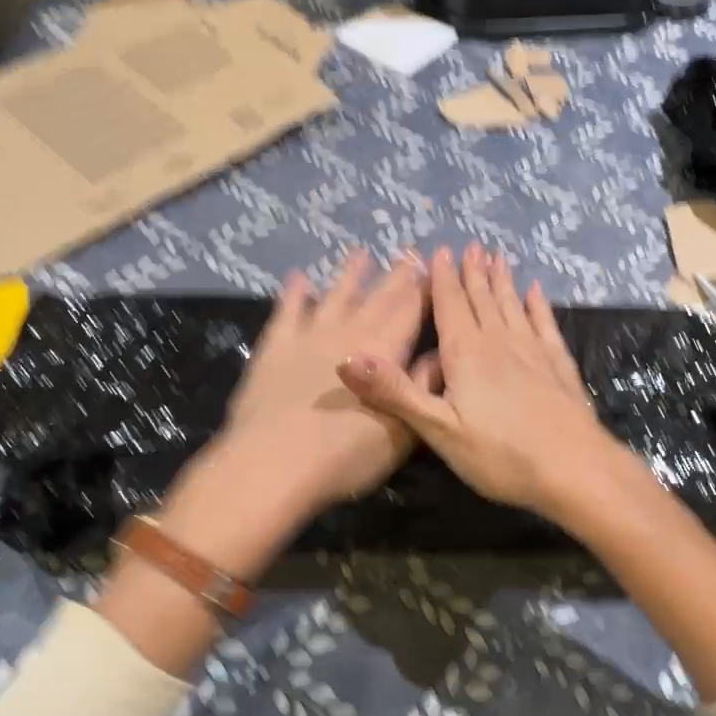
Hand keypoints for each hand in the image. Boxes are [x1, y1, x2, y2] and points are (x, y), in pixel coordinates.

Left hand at [149, 251, 436, 575]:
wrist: (272, 463)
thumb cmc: (347, 454)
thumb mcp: (403, 430)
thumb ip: (422, 387)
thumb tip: (442, 355)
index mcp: (386, 351)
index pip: (411, 310)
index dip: (425, 289)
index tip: (435, 269)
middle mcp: (350, 333)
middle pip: (379, 298)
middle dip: (396, 275)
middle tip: (410, 252)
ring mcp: (310, 336)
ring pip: (336, 296)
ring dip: (350, 275)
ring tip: (361, 253)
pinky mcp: (275, 348)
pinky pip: (288, 311)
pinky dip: (296, 293)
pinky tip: (300, 278)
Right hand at [338, 244, 642, 521]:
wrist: (574, 468)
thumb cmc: (501, 454)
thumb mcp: (438, 430)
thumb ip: (395, 392)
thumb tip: (347, 357)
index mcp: (467, 354)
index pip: (451, 306)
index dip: (443, 279)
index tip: (441, 251)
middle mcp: (500, 342)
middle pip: (482, 299)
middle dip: (473, 273)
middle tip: (471, 246)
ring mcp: (533, 351)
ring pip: (512, 305)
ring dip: (502, 281)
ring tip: (497, 257)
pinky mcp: (558, 365)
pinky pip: (544, 323)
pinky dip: (538, 305)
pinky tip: (537, 292)